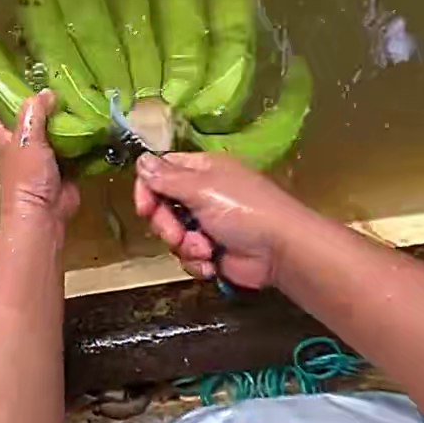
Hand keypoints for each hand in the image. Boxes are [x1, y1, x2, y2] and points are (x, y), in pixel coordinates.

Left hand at [0, 90, 79, 230]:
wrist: (43, 214)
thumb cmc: (26, 176)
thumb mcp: (27, 137)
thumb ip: (35, 112)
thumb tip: (48, 91)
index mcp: (7, 138)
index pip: (2, 115)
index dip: (8, 100)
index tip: (20, 81)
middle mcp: (25, 146)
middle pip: (36, 121)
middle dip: (48, 106)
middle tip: (67, 83)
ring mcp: (47, 158)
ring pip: (58, 133)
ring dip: (70, 121)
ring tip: (86, 96)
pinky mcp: (67, 169)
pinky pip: (78, 149)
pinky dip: (86, 139)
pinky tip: (99, 122)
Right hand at [133, 152, 317, 288]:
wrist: (283, 251)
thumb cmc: (244, 210)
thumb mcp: (202, 188)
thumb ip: (167, 178)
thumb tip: (140, 160)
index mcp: (200, 170)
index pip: (160, 172)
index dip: (148, 189)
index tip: (145, 208)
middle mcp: (200, 194)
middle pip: (162, 206)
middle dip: (165, 224)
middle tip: (175, 234)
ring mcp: (206, 224)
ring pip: (172, 235)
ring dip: (184, 245)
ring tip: (205, 250)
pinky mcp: (211, 251)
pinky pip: (187, 256)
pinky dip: (197, 261)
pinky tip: (212, 263)